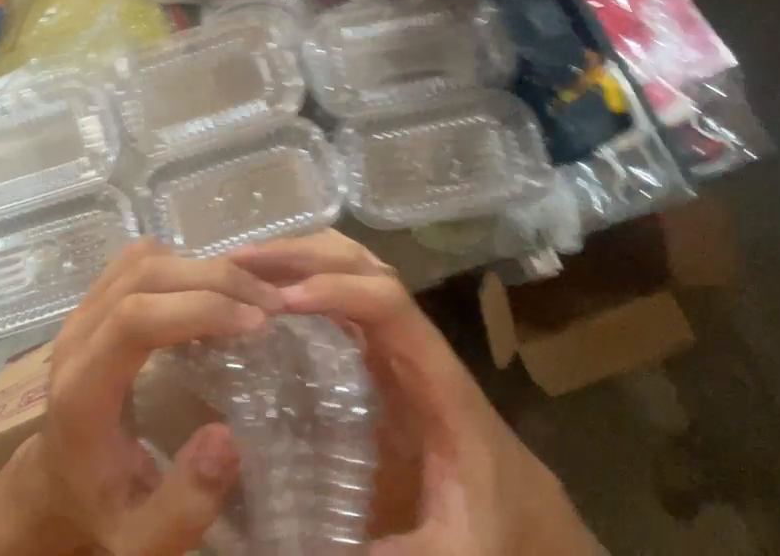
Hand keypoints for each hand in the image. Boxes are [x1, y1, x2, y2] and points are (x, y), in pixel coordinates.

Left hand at [5, 239, 286, 555]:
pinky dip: (182, 263)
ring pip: (140, 261)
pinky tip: (215, 289)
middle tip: (271, 304)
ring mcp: (80, 314)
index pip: (135, 319)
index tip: (257, 323)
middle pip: (142, 277)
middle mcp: (75, 338)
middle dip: (213, 279)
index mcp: (82, 390)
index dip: (199, 309)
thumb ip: (186, 501)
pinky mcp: (92, 305)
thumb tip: (228, 435)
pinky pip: (135, 262)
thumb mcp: (144, 537)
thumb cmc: (104, 507)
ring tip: (252, 294)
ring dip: (201, 266)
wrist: (56, 484)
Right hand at [231, 232, 601, 555]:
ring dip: (303, 258)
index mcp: (439, 382)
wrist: (537, 535)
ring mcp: (400, 355)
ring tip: (244, 264)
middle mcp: (418, 351)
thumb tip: (305, 552)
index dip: (338, 293)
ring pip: (357, 274)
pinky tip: (264, 298)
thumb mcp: (456, 555)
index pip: (391, 308)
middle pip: (368, 270)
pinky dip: (305, 284)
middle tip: (241, 261)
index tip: (280, 302)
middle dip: (306, 254)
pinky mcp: (384, 368)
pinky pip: (345, 308)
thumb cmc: (501, 535)